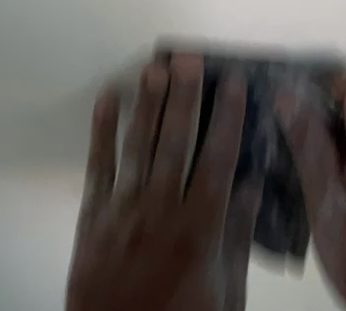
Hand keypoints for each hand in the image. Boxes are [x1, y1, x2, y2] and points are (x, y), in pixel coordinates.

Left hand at [67, 56, 264, 310]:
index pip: (217, 159)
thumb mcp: (227, 294)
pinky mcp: (93, 215)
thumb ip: (237, 237)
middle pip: (175, 141)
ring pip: (139, 145)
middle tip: (189, 58)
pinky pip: (98, 164)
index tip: (232, 82)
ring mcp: (124, 209)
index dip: (226, 117)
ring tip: (156, 66)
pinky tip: (108, 96)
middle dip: (184, 96)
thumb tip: (252, 185)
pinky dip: (102, 129)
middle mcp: (161, 210)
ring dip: (148, 103)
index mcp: (199, 229)